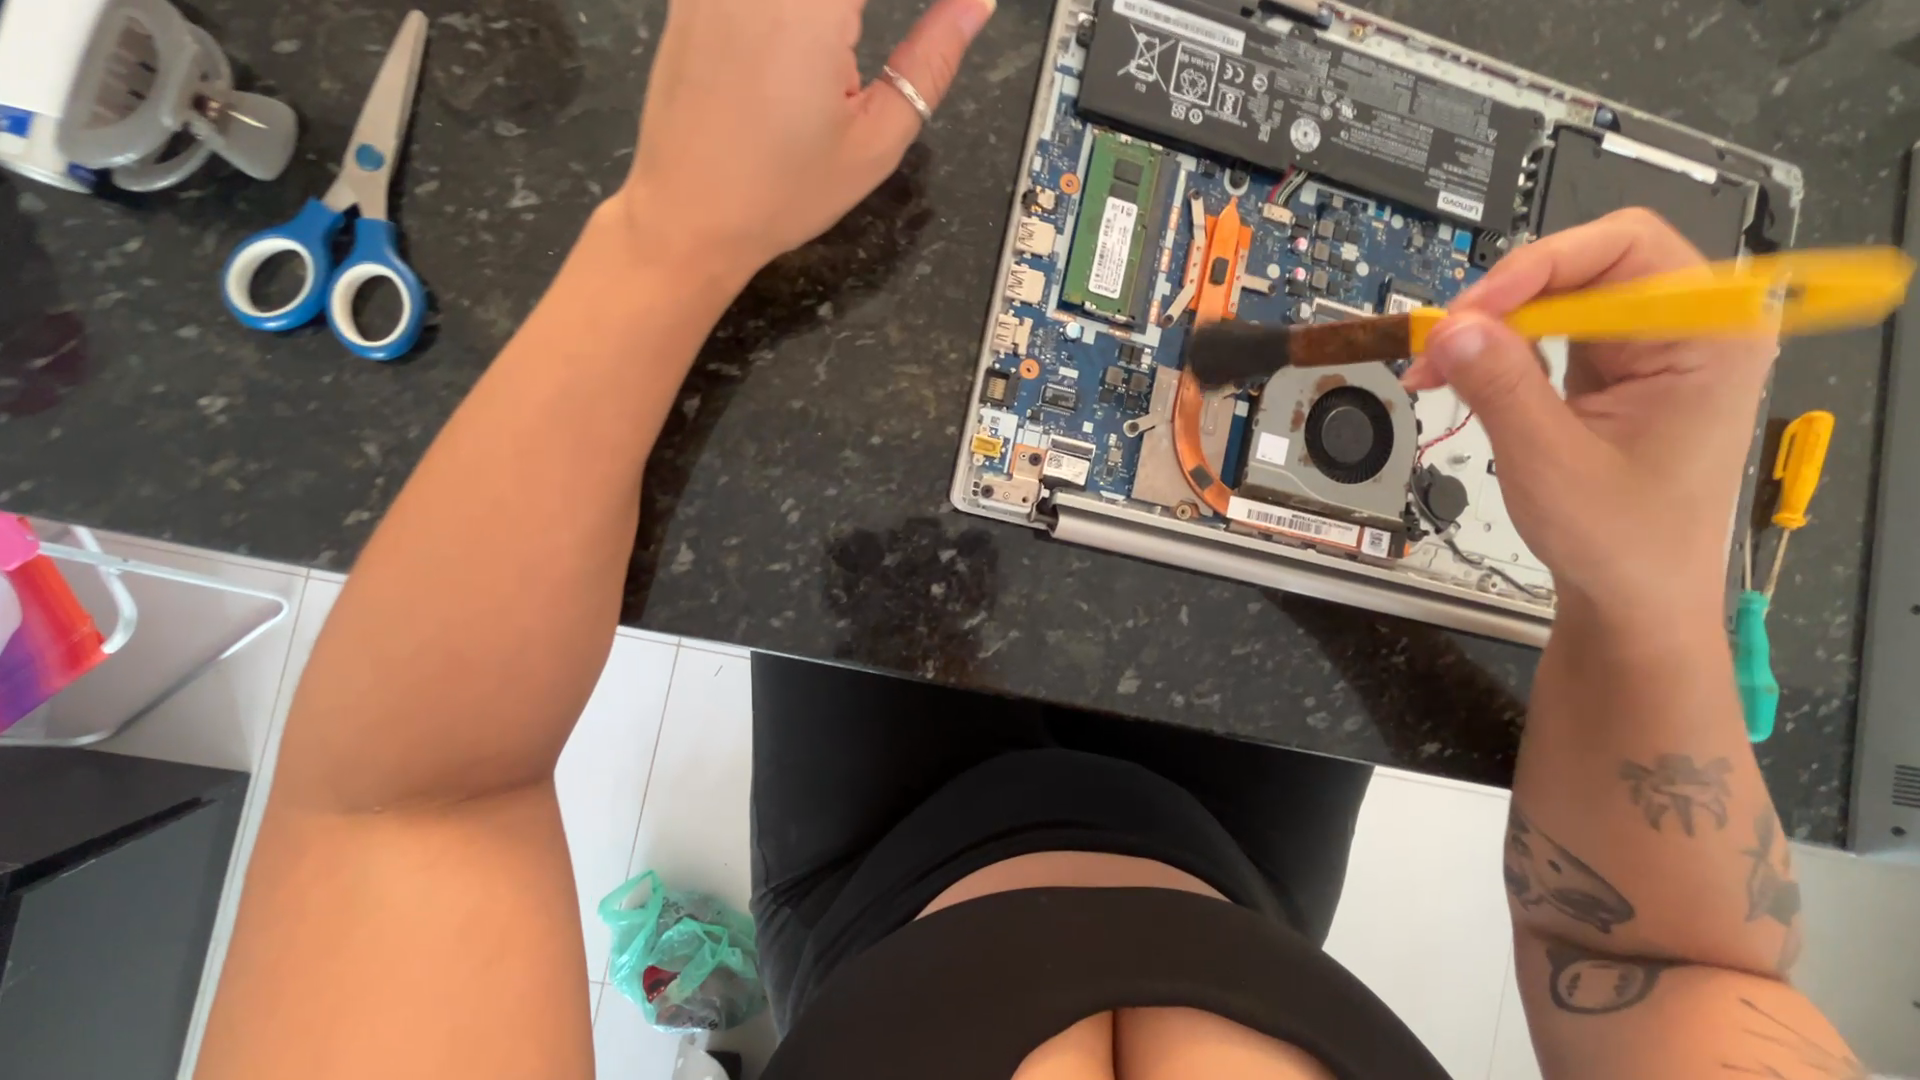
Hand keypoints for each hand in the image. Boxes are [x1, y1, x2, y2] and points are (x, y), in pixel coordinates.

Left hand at [613, 0, 995, 282]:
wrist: (690, 214)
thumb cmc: (786, 192)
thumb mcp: (876, 142)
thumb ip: (930, 63)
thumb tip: (976, 5)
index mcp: (812, 5)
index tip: (955, 7)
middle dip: (857, 10)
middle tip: (853, 80)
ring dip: (834, 14)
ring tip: (833, 64)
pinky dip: (796, 11)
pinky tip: (803, 46)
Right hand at [1401, 209, 1775, 620]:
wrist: (1635, 594)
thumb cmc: (1615, 537)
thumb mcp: (1549, 461)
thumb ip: (1501, 385)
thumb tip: (1449, 327)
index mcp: (1707, 335)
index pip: (1624, 248)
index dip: (1539, 265)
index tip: (1468, 311)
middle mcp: (1687, 326)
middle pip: (1586, 265)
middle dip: (1504, 297)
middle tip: (1439, 342)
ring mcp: (1649, 346)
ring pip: (1558, 296)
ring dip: (1490, 325)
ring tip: (1434, 367)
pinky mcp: (1615, 369)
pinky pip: (1549, 332)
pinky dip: (1498, 348)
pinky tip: (1458, 373)